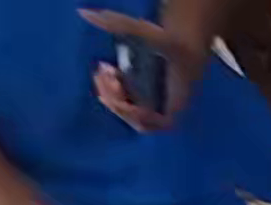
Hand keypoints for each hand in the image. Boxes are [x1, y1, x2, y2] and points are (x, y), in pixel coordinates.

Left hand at [81, 8, 213, 131]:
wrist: (186, 45)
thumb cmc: (171, 42)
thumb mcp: (150, 32)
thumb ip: (120, 24)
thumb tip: (84, 13)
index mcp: (175, 98)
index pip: (160, 121)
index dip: (135, 113)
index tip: (114, 88)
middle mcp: (167, 106)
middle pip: (145, 125)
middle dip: (119, 106)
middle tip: (104, 77)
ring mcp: (157, 102)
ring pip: (135, 118)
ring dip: (112, 98)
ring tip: (103, 73)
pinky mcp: (148, 96)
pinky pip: (131, 107)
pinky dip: (114, 94)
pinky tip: (109, 73)